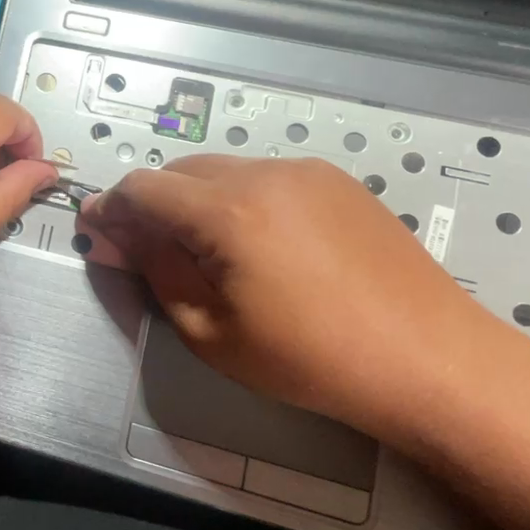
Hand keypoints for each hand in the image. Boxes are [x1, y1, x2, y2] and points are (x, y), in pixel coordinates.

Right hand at [78, 155, 499, 432]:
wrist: (432, 361)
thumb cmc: (312, 360)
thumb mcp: (210, 331)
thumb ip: (154, 271)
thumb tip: (114, 237)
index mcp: (227, 212)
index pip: (142, 188)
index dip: (111, 208)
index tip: (97, 231)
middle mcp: (262, 174)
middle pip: (177, 170)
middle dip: (152, 204)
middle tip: (150, 251)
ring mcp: (304, 171)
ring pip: (220, 169)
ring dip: (194, 199)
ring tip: (208, 252)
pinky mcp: (336, 180)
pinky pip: (262, 175)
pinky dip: (238, 197)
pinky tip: (259, 244)